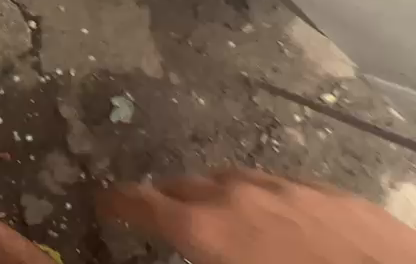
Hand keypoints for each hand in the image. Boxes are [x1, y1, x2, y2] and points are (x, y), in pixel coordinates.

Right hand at [100, 168, 415, 263]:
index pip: (133, 201)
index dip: (113, 204)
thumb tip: (177, 240)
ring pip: (230, 182)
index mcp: (202, 227)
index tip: (103, 207)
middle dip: (171, 203)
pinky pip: (284, 188)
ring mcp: (283, 187)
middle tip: (175, 224)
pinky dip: (272, 202)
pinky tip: (292, 225)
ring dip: (221, 199)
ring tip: (237, 223)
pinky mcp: (331, 192)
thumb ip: (199, 252)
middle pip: (178, 186)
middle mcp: (229, 195)